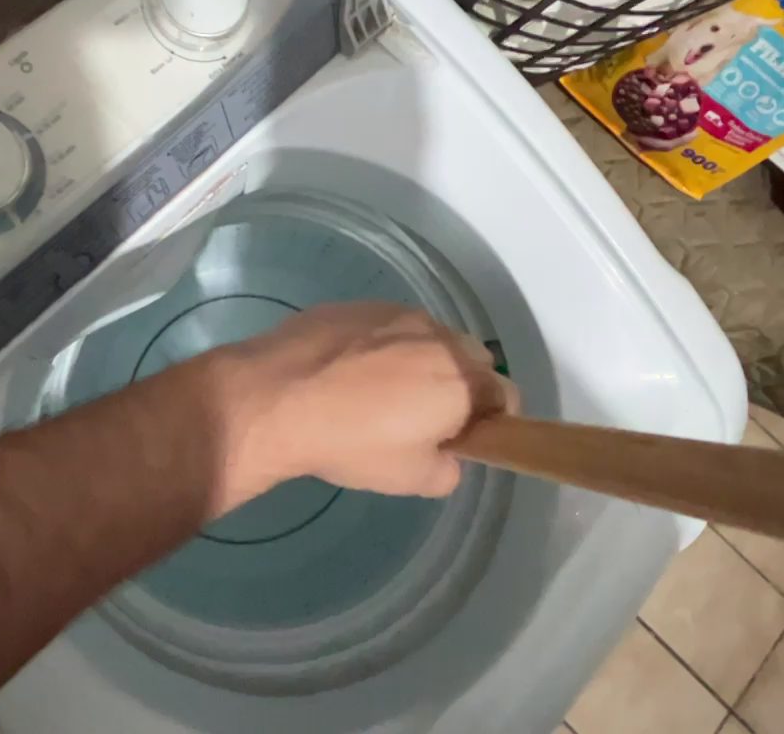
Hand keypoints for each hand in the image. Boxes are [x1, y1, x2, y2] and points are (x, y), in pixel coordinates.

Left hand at [197, 302, 517, 511]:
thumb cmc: (352, 442)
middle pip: (473, 357)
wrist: (277, 395)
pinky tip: (348, 369)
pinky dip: (382, 343)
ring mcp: (396, 313)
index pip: (506, 394)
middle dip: (462, 383)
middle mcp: (438, 336)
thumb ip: (449, 468)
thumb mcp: (412, 479)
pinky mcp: (358, 304)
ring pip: (430, 335)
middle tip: (424, 413)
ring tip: (379, 388)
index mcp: (462, 379)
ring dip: (421, 358)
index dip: (493, 419)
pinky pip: (389, 324)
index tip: (465, 436)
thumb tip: (448, 452)